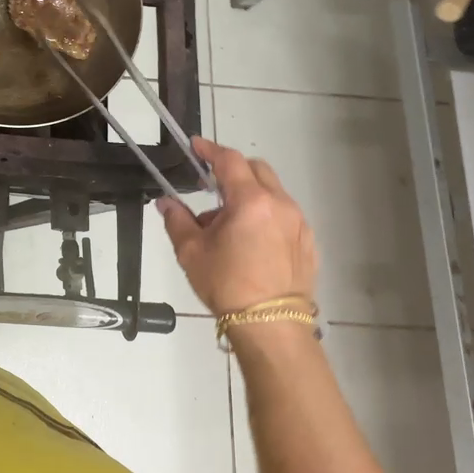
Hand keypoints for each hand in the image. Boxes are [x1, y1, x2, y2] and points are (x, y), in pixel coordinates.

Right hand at [158, 136, 318, 314]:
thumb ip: (177, 220)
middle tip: (211, 185)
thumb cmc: (227, 284)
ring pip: (273, 193)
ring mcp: (299, 224)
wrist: (271, 326)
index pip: (230, 161)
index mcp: (250, 201)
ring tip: (228, 224)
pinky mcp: (308, 243)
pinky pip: (285, 216)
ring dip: (249, 195)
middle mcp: (280, 205)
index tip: (195, 146)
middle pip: (257, 170)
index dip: (210, 150)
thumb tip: (165, 203)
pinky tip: (250, 241)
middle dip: (233, 170)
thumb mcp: (191, 251)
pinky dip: (266, 215)